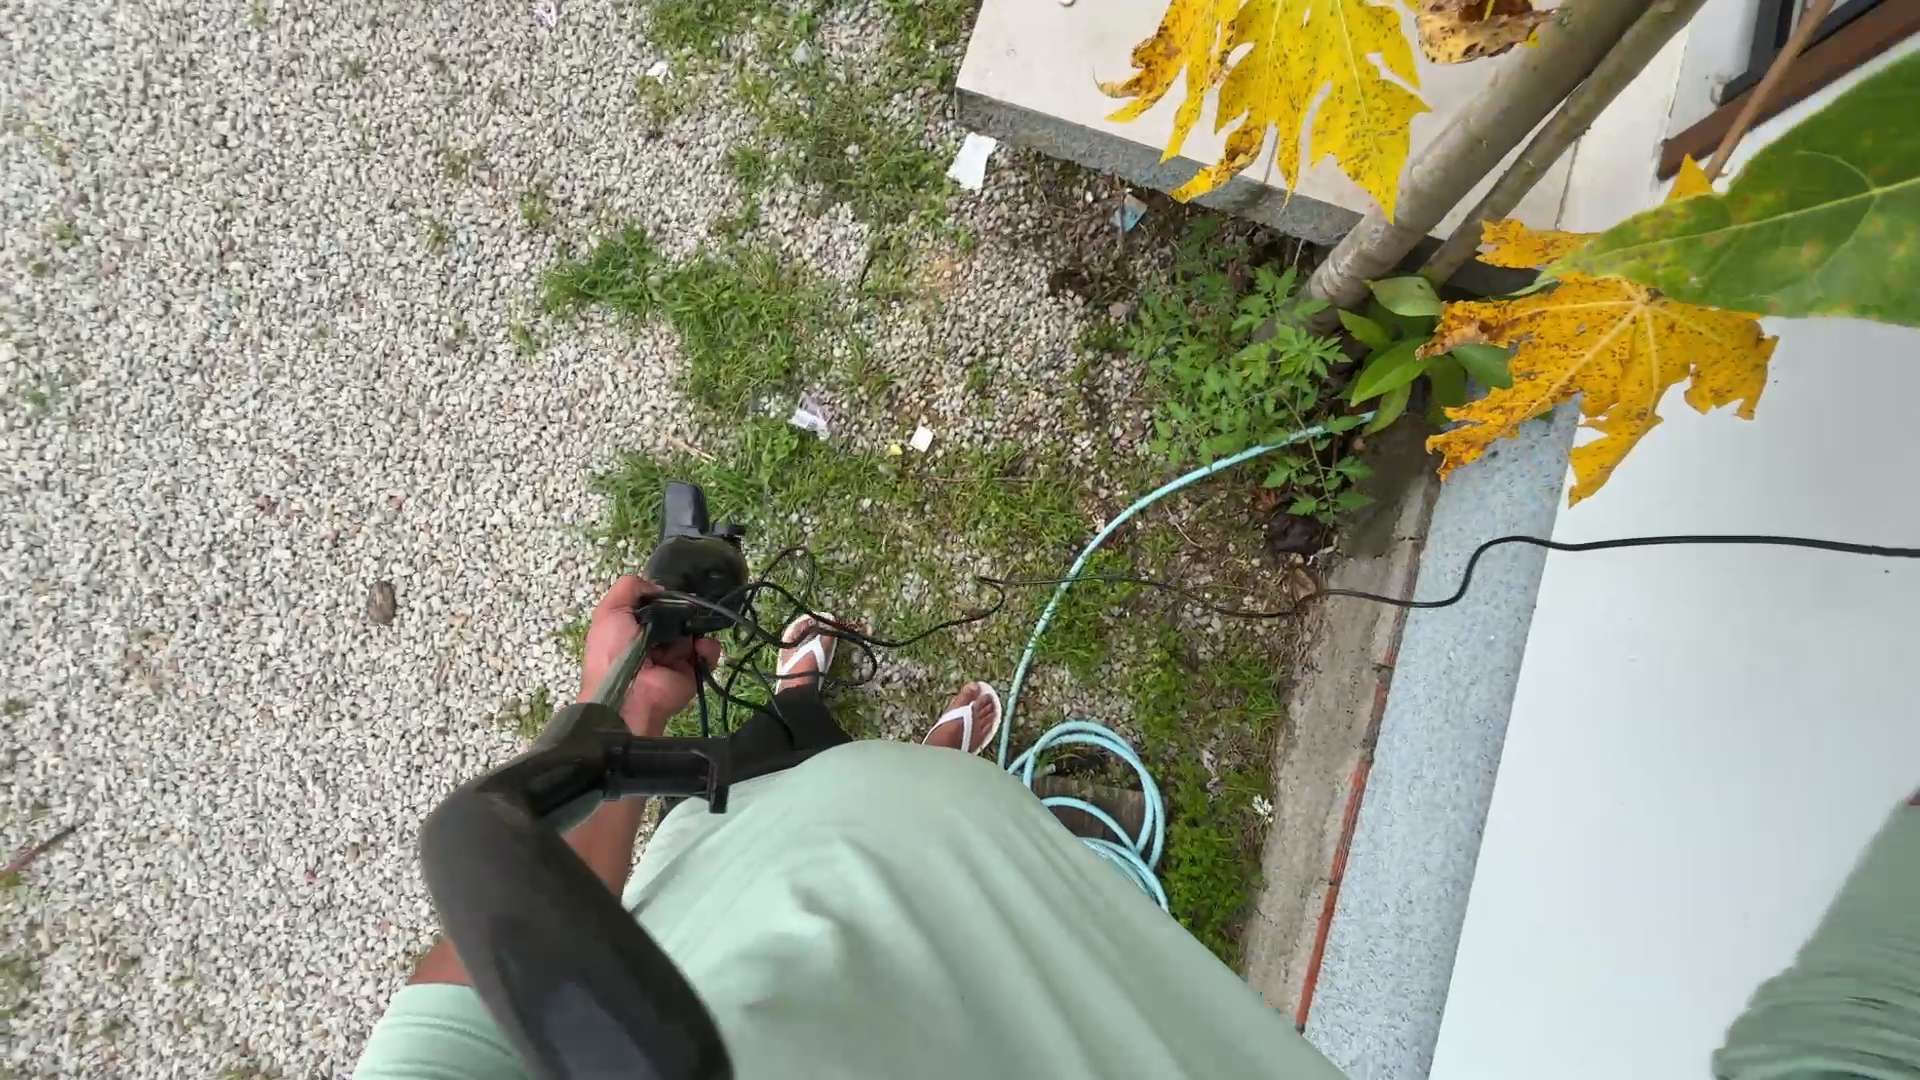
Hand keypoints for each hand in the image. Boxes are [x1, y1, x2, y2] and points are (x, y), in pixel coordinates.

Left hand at [579, 576, 722, 735]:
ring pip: (696, 633)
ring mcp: (675, 656)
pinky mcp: (692, 671)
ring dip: (700, 627)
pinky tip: (702, 647)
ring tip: (697, 629)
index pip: (655, 607)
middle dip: (687, 610)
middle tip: (692, 608)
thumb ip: (629, 588)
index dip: (664, 597)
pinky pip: (708, 653)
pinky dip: (709, 648)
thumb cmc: (614, 650)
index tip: (673, 592)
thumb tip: (659, 588)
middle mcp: (655, 641)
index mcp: (633, 628)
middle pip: (679, 617)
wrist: (630, 694)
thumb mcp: (609, 611)